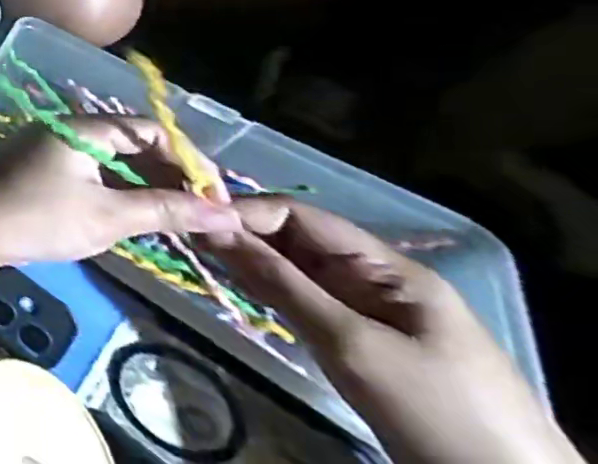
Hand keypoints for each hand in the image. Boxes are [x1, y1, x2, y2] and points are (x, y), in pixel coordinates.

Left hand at [0, 117, 240, 271]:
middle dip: (170, 171)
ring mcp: (51, 146)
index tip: (217, 195)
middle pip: (130, 140)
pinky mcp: (43, 166)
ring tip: (183, 215)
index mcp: (79, 128)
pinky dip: (121, 186)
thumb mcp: (109, 216)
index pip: (147, 129)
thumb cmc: (41, 217)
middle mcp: (65, 128)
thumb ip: (167, 209)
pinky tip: (144, 212)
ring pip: (112, 157)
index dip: (187, 158)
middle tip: (206, 209)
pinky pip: (93, 168)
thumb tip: (227, 212)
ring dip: (147, 181)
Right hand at [202, 199, 577, 463]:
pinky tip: (234, 285)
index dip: (245, 212)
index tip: (192, 218)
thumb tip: (211, 227)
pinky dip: (266, 288)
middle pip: (294, 240)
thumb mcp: (350, 343)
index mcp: (387, 268)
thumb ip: (279, 282)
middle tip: (185, 237)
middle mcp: (374, 278)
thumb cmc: (434, 408)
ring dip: (248, 260)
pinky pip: (302, 298)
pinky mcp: (358, 339)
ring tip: (199, 256)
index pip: (300, 217)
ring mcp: (368, 310)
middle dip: (241, 235)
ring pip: (293, 269)